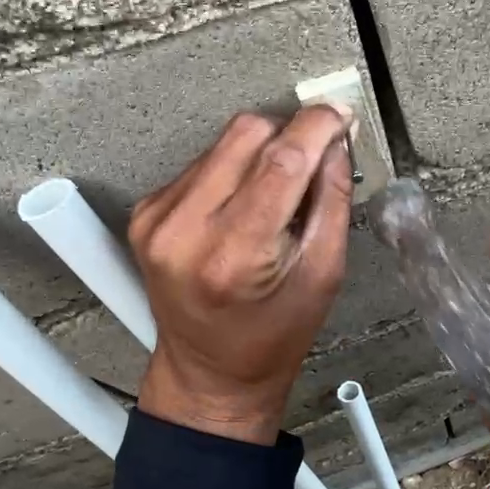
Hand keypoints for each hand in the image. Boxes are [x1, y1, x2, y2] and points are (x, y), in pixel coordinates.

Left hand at [127, 107, 354, 444]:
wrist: (211, 374)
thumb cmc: (275, 335)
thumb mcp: (325, 273)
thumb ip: (332, 200)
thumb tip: (337, 140)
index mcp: (234, 254)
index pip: (282, 160)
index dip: (318, 126)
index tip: (342, 115)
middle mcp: (184, 229)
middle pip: (249, 133)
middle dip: (292, 134)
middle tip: (319, 157)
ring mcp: (157, 218)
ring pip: (225, 141)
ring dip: (264, 151)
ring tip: (281, 192)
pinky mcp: (147, 212)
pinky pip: (204, 161)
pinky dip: (236, 168)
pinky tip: (249, 202)